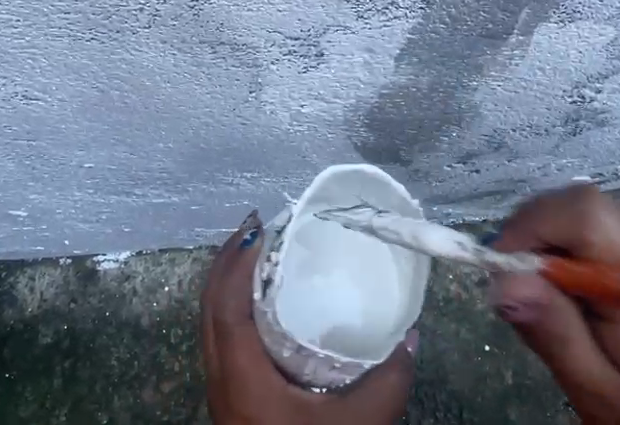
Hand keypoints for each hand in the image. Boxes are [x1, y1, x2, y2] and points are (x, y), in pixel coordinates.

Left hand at [200, 210, 417, 424]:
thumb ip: (388, 382)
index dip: (238, 259)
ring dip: (228, 279)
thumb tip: (411, 335)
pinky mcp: (227, 395)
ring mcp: (218, 386)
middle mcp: (219, 375)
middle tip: (262, 224)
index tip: (264, 226)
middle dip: (230, 257)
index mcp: (240, 375)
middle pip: (208, 302)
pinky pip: (218, 333)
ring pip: (209, 317)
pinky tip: (262, 300)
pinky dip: (232, 302)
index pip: (225, 302)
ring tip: (260, 251)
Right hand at [489, 185, 619, 424]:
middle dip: (533, 232)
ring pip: (582, 207)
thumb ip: (554, 332)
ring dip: (549, 238)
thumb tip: (500, 279)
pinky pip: (596, 220)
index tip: (500, 265)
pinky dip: (569, 242)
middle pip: (578, 202)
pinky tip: (571, 284)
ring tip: (543, 291)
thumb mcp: (599, 390)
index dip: (532, 223)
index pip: (583, 210)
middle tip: (515, 285)